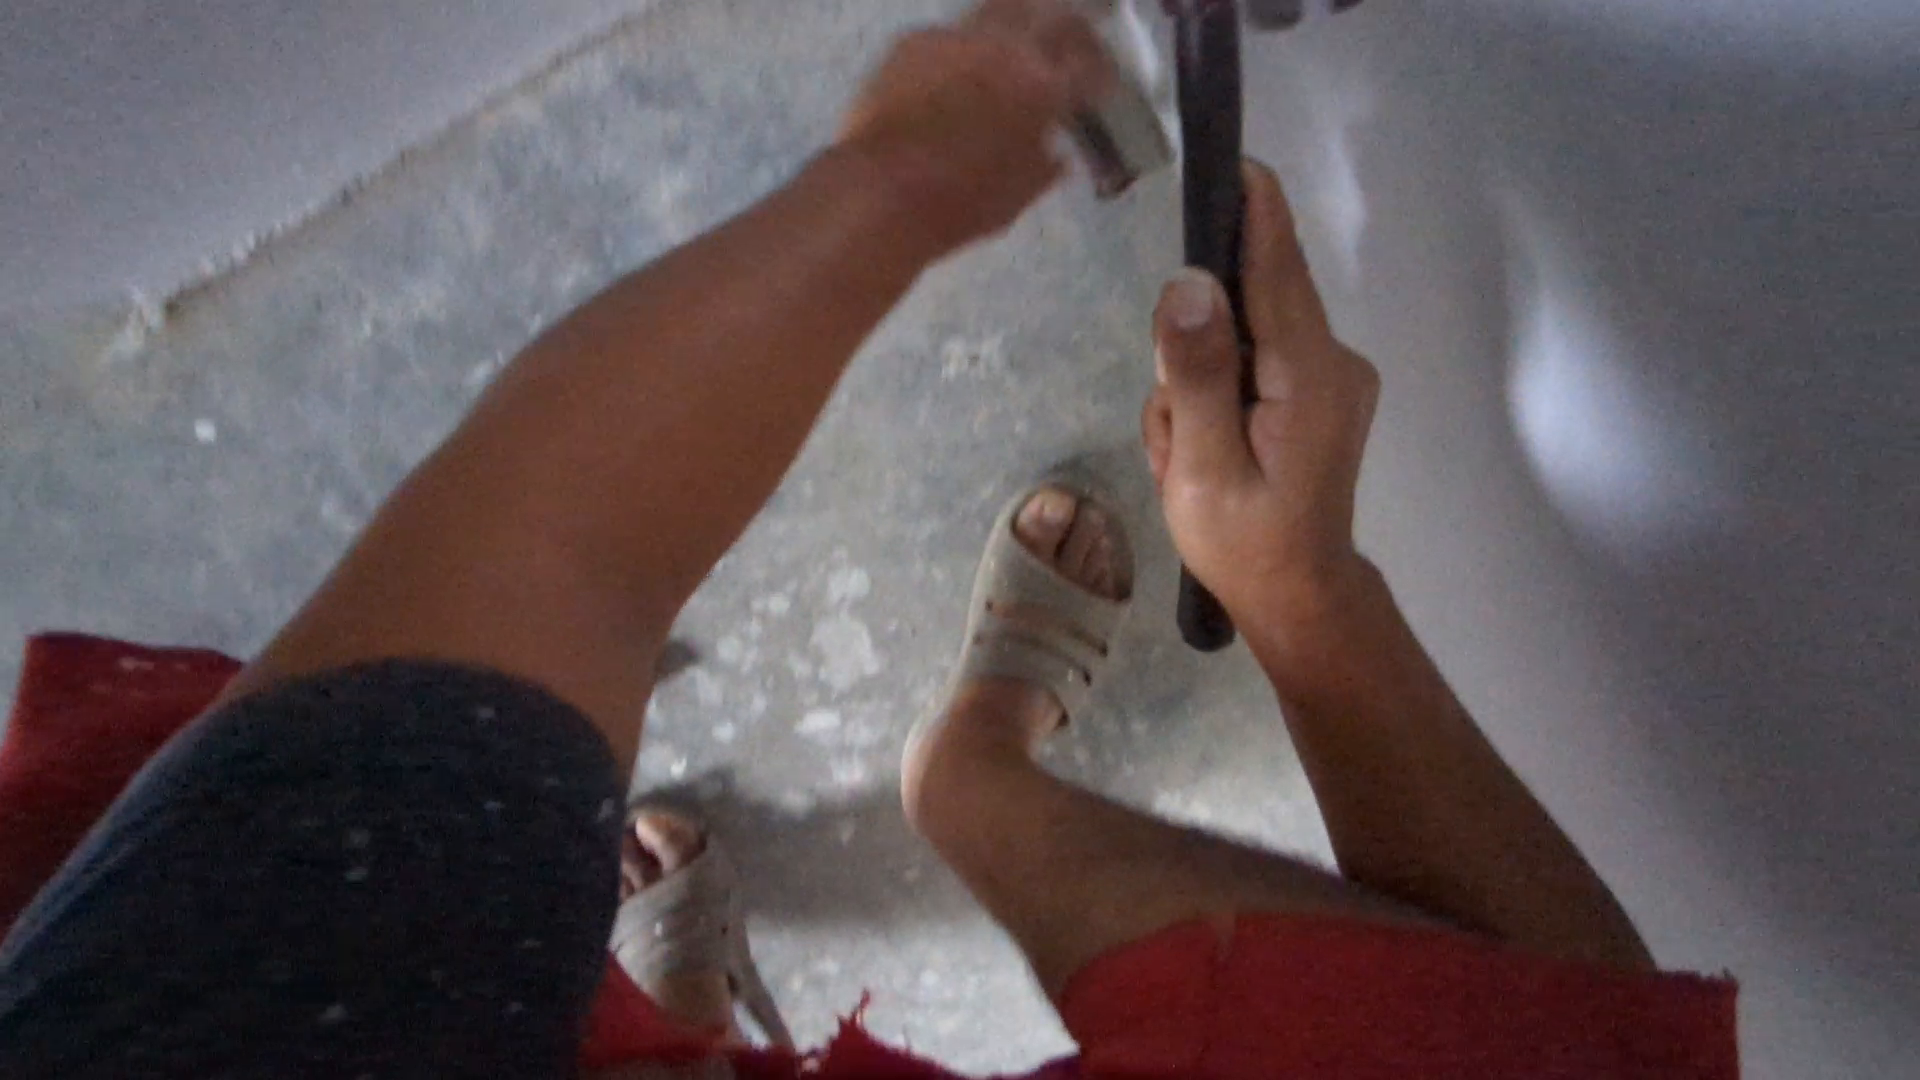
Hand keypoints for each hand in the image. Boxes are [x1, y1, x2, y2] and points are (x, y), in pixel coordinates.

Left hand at [837, 0, 1112, 258]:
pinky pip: (949, 37)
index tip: (1104, 85)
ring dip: (1015, 33)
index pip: (1089, 67)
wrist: (881, 195)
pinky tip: (956, 79)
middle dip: (1069, 27)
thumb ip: (1042, 170)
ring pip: (1000, 13)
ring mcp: (956, 37)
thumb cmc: (957, 209)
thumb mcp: (1013, 200)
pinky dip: (963, 54)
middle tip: (1075, 41)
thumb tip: (1059, 157)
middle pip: (1052, 12)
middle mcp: (1005, 47)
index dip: (1103, 74)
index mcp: (1041, 89)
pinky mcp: (913, 42)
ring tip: (1013, 59)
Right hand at [1142, 161, 1381, 650]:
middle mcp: (1331, 360)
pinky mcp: (1314, 393)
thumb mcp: (1202, 467)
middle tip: (1173, 431)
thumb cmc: (1246, 544)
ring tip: (1186, 454)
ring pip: (1238, 340)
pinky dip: (1213, 399)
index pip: (1277, 267)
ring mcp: (1327, 377)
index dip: (1248, 211)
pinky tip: (1205, 450)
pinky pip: (1248, 366)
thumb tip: (1185, 286)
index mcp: (1310, 374)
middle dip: (1190, 354)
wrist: (1296, 596)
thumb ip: (1196, 376)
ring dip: (1194, 388)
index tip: (1222, 162)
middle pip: (1245, 306)